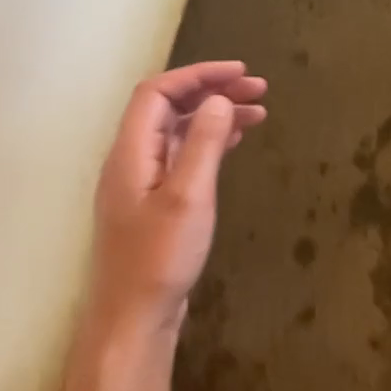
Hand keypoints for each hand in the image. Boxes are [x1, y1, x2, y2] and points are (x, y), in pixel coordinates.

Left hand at [86, 62, 267, 336]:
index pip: (157, 93)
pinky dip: (210, 140)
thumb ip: (202, 143)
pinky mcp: (155, 202)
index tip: (241, 73)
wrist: (134, 317)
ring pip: (178, 131)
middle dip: (211, 91)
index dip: (198, 76)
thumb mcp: (189, 195)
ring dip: (215, 115)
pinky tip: (234, 141)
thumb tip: (218, 100)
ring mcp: (141, 182)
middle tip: (259, 90)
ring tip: (258, 112)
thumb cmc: (160, 256)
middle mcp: (131, 161)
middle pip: (167, 108)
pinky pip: (182, 154)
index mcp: (130, 153)